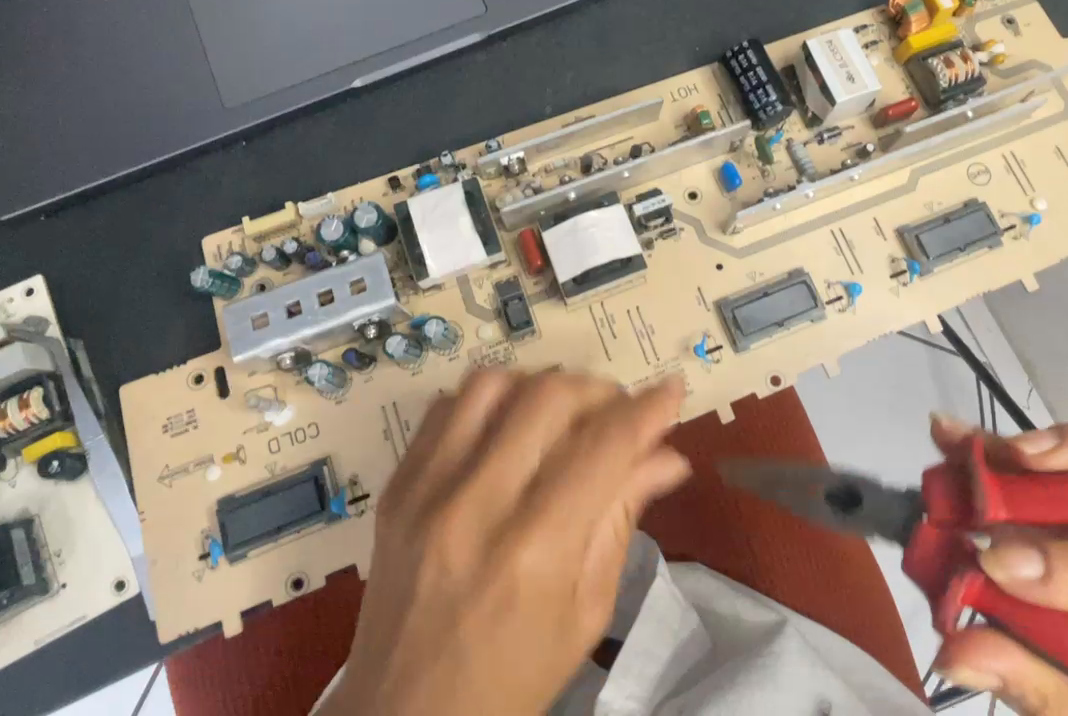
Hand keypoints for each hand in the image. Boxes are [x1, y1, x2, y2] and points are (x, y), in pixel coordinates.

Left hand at [320, 369, 690, 715]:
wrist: (405, 712)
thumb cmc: (513, 675)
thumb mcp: (586, 612)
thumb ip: (621, 519)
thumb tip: (667, 455)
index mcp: (535, 552)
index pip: (603, 448)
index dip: (647, 410)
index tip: (671, 390)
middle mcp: (476, 507)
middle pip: (548, 396)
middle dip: (598, 391)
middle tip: (616, 414)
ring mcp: (426, 490)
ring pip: (492, 384)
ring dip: (540, 387)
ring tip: (562, 416)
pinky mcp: (396, 486)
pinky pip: (445, 405)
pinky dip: (488, 401)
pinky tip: (507, 429)